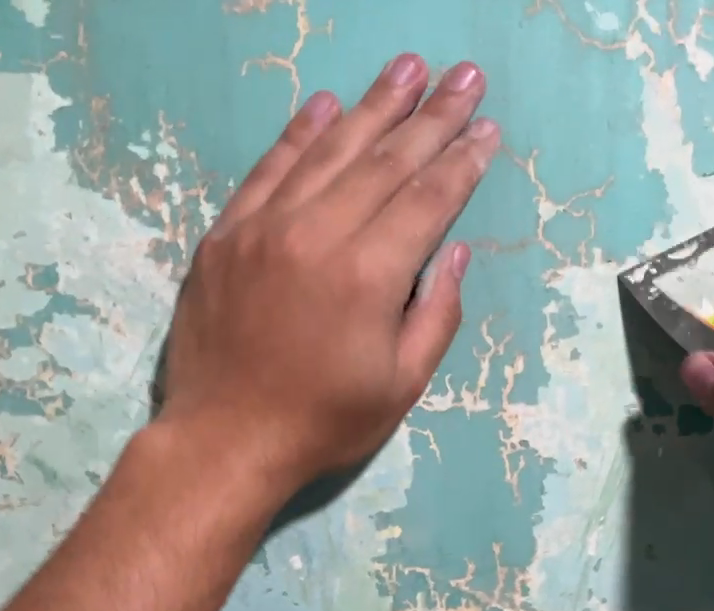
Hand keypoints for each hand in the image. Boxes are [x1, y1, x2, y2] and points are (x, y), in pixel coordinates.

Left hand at [154, 55, 499, 494]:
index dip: (462, 163)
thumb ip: (437, 316)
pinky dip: (300, 135)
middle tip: (464, 77)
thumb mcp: (401, 386)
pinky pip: (269, 170)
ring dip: (373, 107)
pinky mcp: (227, 235)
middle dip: (431, 118)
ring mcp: (265, 228)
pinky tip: (325, 105)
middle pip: (385, 162)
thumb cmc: (323, 422)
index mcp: (369, 276)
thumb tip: (457, 252)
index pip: (427, 201)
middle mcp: (318, 235)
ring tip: (407, 69)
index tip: (487, 130)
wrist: (226, 438)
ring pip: (328, 152)